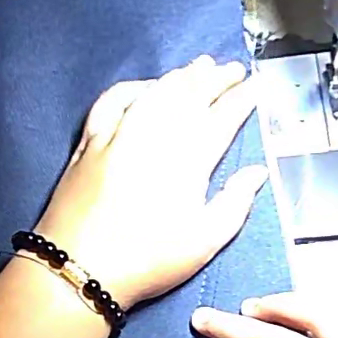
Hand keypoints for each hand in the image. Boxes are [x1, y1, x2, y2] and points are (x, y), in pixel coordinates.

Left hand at [32, 57, 267, 306]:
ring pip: (155, 92)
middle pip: (189, 96)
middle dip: (214, 80)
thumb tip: (257, 173)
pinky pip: (113, 101)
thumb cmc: (148, 261)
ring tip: (199, 68)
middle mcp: (154, 137)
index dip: (241, 99)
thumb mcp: (205, 242)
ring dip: (180, 77)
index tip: (255, 86)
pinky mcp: (90, 141)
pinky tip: (144, 88)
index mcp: (188, 161)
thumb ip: (235, 202)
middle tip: (231, 70)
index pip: (221, 118)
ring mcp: (119, 134)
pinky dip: (133, 88)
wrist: (81, 268)